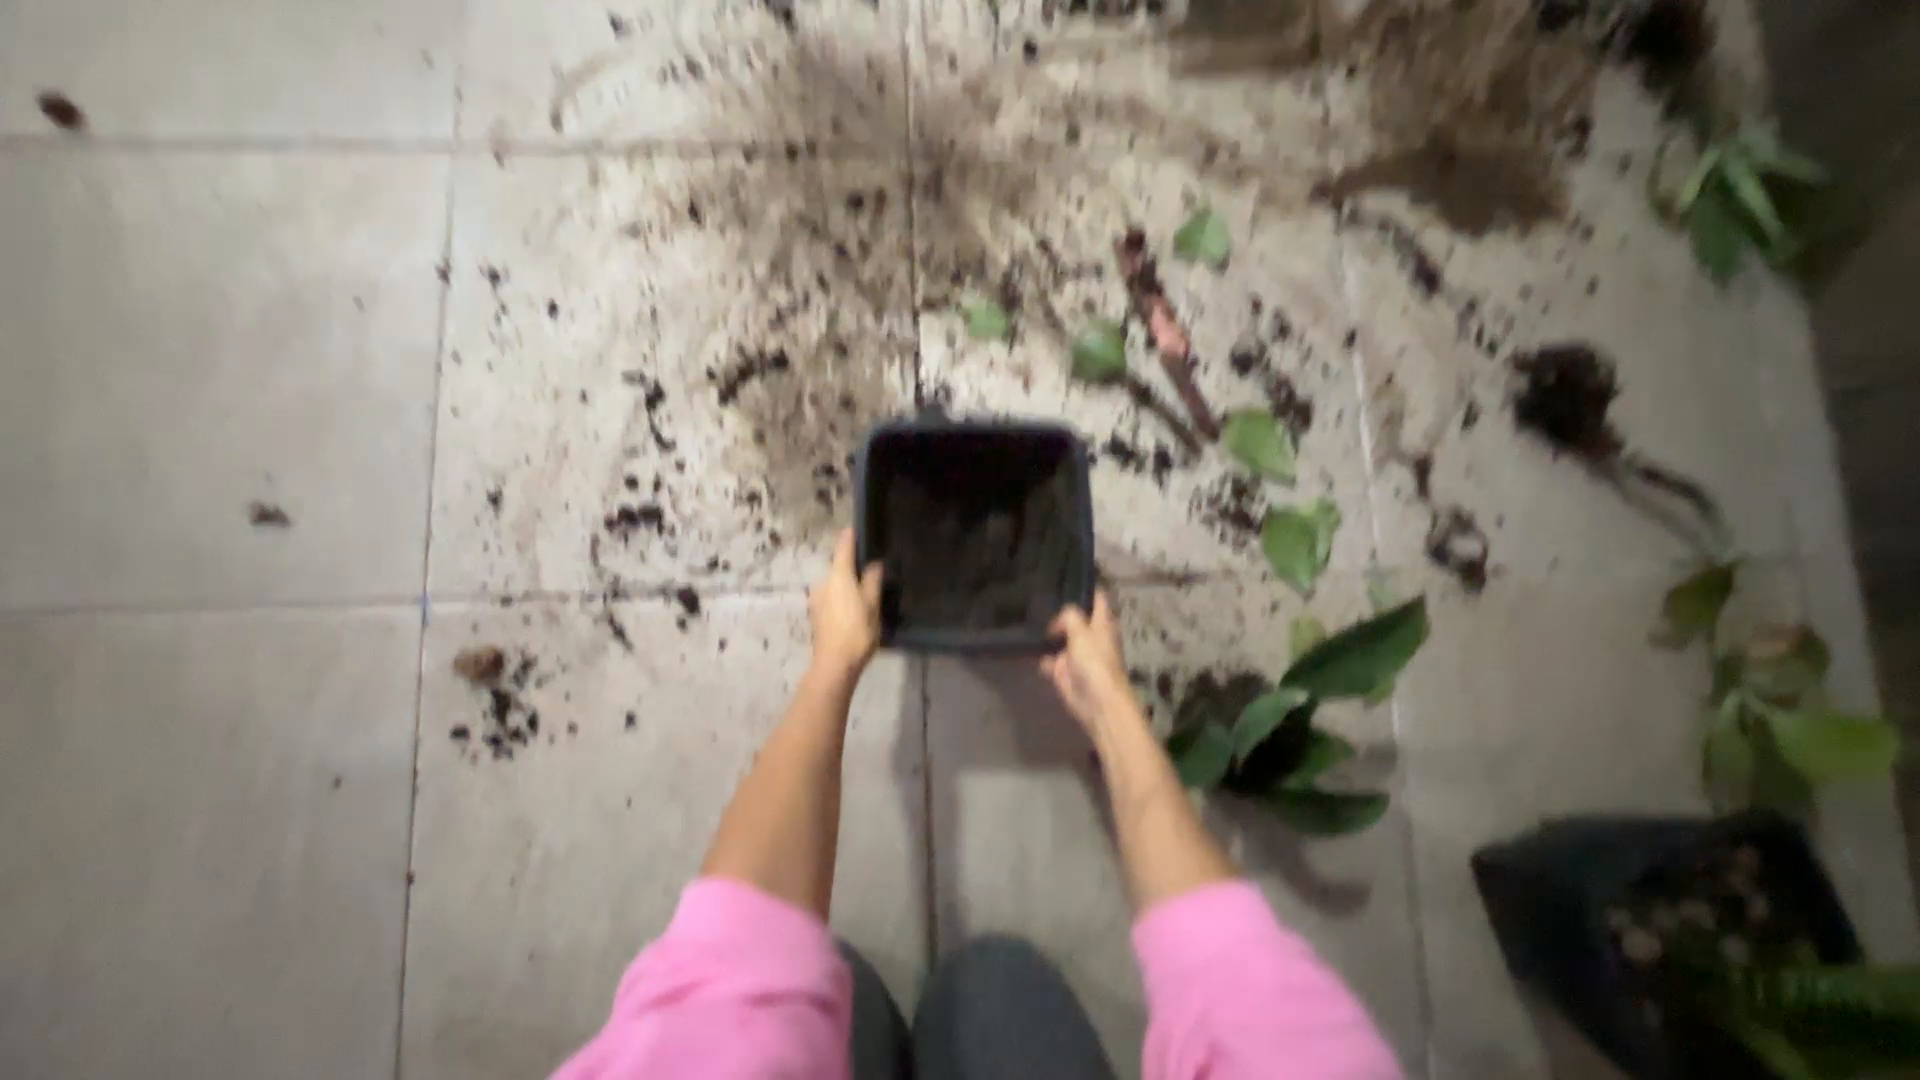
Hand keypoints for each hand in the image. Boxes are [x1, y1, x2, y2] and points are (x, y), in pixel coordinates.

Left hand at [809, 529, 883, 677]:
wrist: (834, 664)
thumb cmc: (857, 631)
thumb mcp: (872, 605)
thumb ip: (872, 581)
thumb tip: (873, 564)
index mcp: (838, 576)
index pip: (843, 548)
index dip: (850, 537)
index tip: (854, 528)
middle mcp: (823, 582)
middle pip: (838, 568)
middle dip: (851, 568)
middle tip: (869, 573)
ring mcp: (816, 599)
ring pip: (834, 584)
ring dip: (846, 586)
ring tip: (863, 596)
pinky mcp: (815, 614)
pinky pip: (830, 598)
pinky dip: (840, 599)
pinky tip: (852, 611)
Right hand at [1041, 592, 1142, 738]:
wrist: (1097, 702)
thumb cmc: (1095, 663)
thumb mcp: (1081, 632)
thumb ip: (1069, 616)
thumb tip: (1060, 618)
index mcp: (1101, 623)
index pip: (1097, 598)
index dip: (1087, 586)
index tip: (1069, 574)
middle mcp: (1089, 636)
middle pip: (1076, 617)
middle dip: (1061, 610)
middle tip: (1039, 595)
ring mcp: (1076, 654)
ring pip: (1060, 638)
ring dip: (1048, 633)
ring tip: (1028, 616)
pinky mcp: (1064, 672)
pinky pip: (1049, 660)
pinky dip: (1042, 657)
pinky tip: (1029, 647)